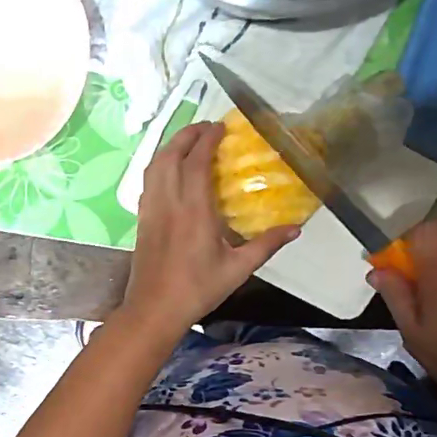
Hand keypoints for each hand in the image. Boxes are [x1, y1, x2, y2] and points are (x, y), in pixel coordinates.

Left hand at [116, 122, 298, 339]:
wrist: (154, 309)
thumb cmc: (197, 290)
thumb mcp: (238, 269)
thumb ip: (266, 245)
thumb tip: (295, 228)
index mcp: (194, 210)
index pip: (196, 162)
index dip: (207, 140)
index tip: (221, 127)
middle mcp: (168, 203)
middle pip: (170, 155)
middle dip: (187, 135)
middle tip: (206, 127)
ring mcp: (150, 210)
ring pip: (154, 167)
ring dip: (170, 147)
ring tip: (188, 142)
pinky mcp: (141, 220)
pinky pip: (147, 183)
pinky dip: (158, 166)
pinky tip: (169, 171)